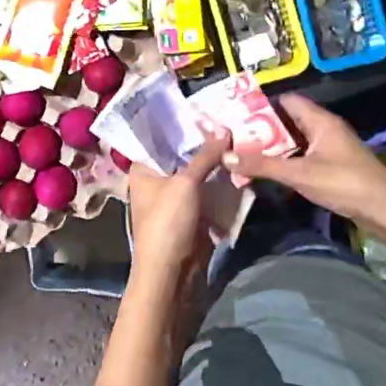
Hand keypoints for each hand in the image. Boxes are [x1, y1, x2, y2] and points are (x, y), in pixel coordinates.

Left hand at [126, 131, 230, 282]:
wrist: (170, 275)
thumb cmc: (167, 223)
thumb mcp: (186, 183)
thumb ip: (205, 155)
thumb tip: (224, 129)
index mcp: (143, 170)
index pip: (161, 138)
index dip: (182, 124)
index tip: (207, 109)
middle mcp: (156, 181)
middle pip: (182, 155)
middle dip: (205, 143)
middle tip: (232, 120)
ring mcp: (175, 200)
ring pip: (198, 174)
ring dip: (217, 163)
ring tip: (241, 139)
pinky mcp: (192, 216)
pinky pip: (208, 193)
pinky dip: (221, 184)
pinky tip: (240, 168)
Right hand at [221, 95, 385, 228]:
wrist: (385, 210)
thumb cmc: (344, 183)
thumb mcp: (300, 174)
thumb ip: (263, 164)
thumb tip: (226, 155)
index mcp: (320, 120)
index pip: (287, 100)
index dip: (261, 104)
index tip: (235, 113)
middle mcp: (325, 128)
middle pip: (288, 121)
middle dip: (261, 129)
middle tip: (232, 137)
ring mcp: (330, 148)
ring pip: (294, 141)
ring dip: (272, 148)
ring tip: (242, 154)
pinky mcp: (332, 166)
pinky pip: (302, 156)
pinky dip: (285, 161)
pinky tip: (267, 172)